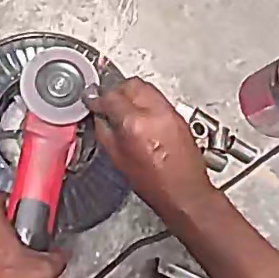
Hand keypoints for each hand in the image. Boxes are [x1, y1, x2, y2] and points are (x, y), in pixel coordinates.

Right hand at [86, 77, 213, 206]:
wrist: (185, 193)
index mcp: (135, 125)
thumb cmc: (156, 184)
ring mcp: (169, 113)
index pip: (111, 97)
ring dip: (132, 93)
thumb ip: (105, 132)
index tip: (93, 100)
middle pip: (130, 84)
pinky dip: (146, 101)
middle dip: (116, 91)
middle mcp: (154, 113)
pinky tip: (142, 115)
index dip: (97, 98)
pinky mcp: (179, 115)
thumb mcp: (119, 159)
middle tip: (109, 102)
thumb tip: (100, 116)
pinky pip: (158, 98)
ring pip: (146, 87)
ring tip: (125, 108)